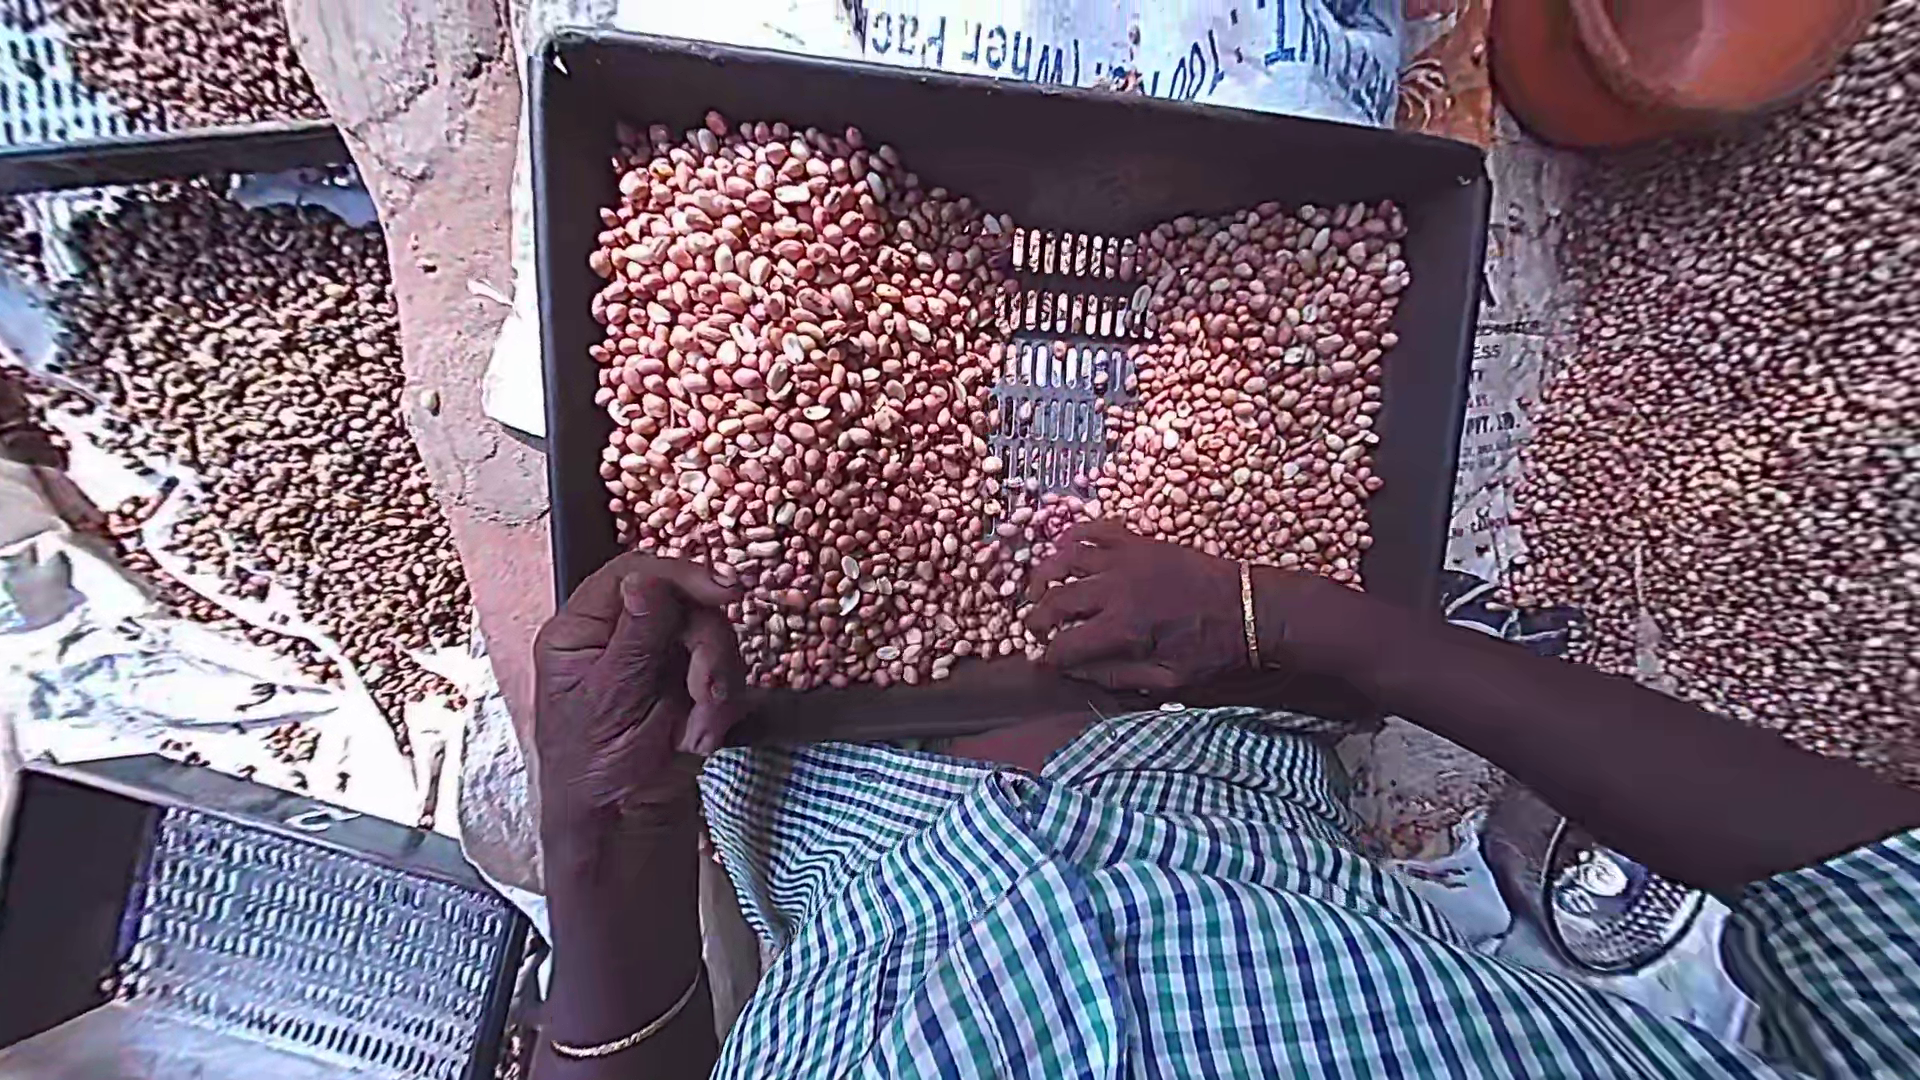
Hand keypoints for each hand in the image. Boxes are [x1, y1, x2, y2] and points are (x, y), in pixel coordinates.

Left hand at [533, 552, 743, 837]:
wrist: (628, 819)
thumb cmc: (595, 765)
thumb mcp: (609, 698)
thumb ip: (635, 636)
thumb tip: (646, 579)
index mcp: (585, 630)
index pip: (634, 574)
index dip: (681, 574)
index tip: (725, 590)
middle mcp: (627, 632)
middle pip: (688, 603)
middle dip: (706, 648)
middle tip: (707, 689)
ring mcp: (664, 653)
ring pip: (715, 634)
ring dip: (716, 682)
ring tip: (699, 728)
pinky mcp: (695, 675)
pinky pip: (729, 667)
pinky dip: (723, 703)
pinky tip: (702, 735)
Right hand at [1025, 521, 1377, 693]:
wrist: (1248, 605)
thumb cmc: (1211, 648)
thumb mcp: (1169, 679)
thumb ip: (1118, 677)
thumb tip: (1076, 672)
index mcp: (1124, 629)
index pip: (1066, 644)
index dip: (1047, 656)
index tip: (1041, 662)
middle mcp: (1116, 590)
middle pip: (1057, 601)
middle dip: (1037, 618)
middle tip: (1033, 628)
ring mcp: (1124, 560)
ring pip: (1066, 560)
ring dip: (1044, 576)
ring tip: (1039, 588)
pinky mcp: (1137, 542)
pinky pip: (1095, 530)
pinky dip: (1075, 535)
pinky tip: (1065, 547)